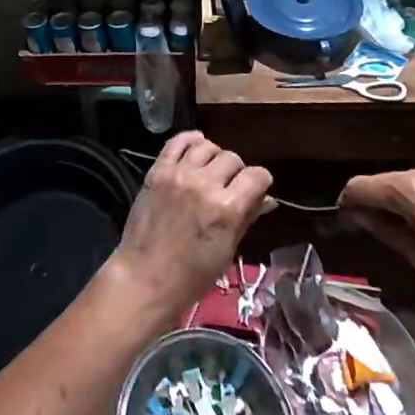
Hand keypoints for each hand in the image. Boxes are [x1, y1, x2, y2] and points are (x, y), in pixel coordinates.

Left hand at [107, 131, 273, 319]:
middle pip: (232, 158)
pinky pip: (176, 142)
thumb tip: (267, 199)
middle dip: (237, 171)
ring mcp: (178, 174)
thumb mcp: (228, 248)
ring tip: (211, 171)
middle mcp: (204, 184)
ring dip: (214, 156)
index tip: (257, 190)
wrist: (146, 274)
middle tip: (230, 186)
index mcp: (227, 208)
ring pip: (206, 146)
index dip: (261, 182)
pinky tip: (195, 147)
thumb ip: (247, 216)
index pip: (257, 176)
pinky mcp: (157, 171)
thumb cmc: (193, 273)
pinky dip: (189, 140)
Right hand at [338, 166, 414, 315]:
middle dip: (374, 205)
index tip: (349, 227)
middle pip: (383, 182)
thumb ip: (386, 231)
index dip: (347, 206)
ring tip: (414, 238)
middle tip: (380, 237)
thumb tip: (361, 215)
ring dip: (400, 205)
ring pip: (408, 185)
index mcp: (410, 188)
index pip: (358, 186)